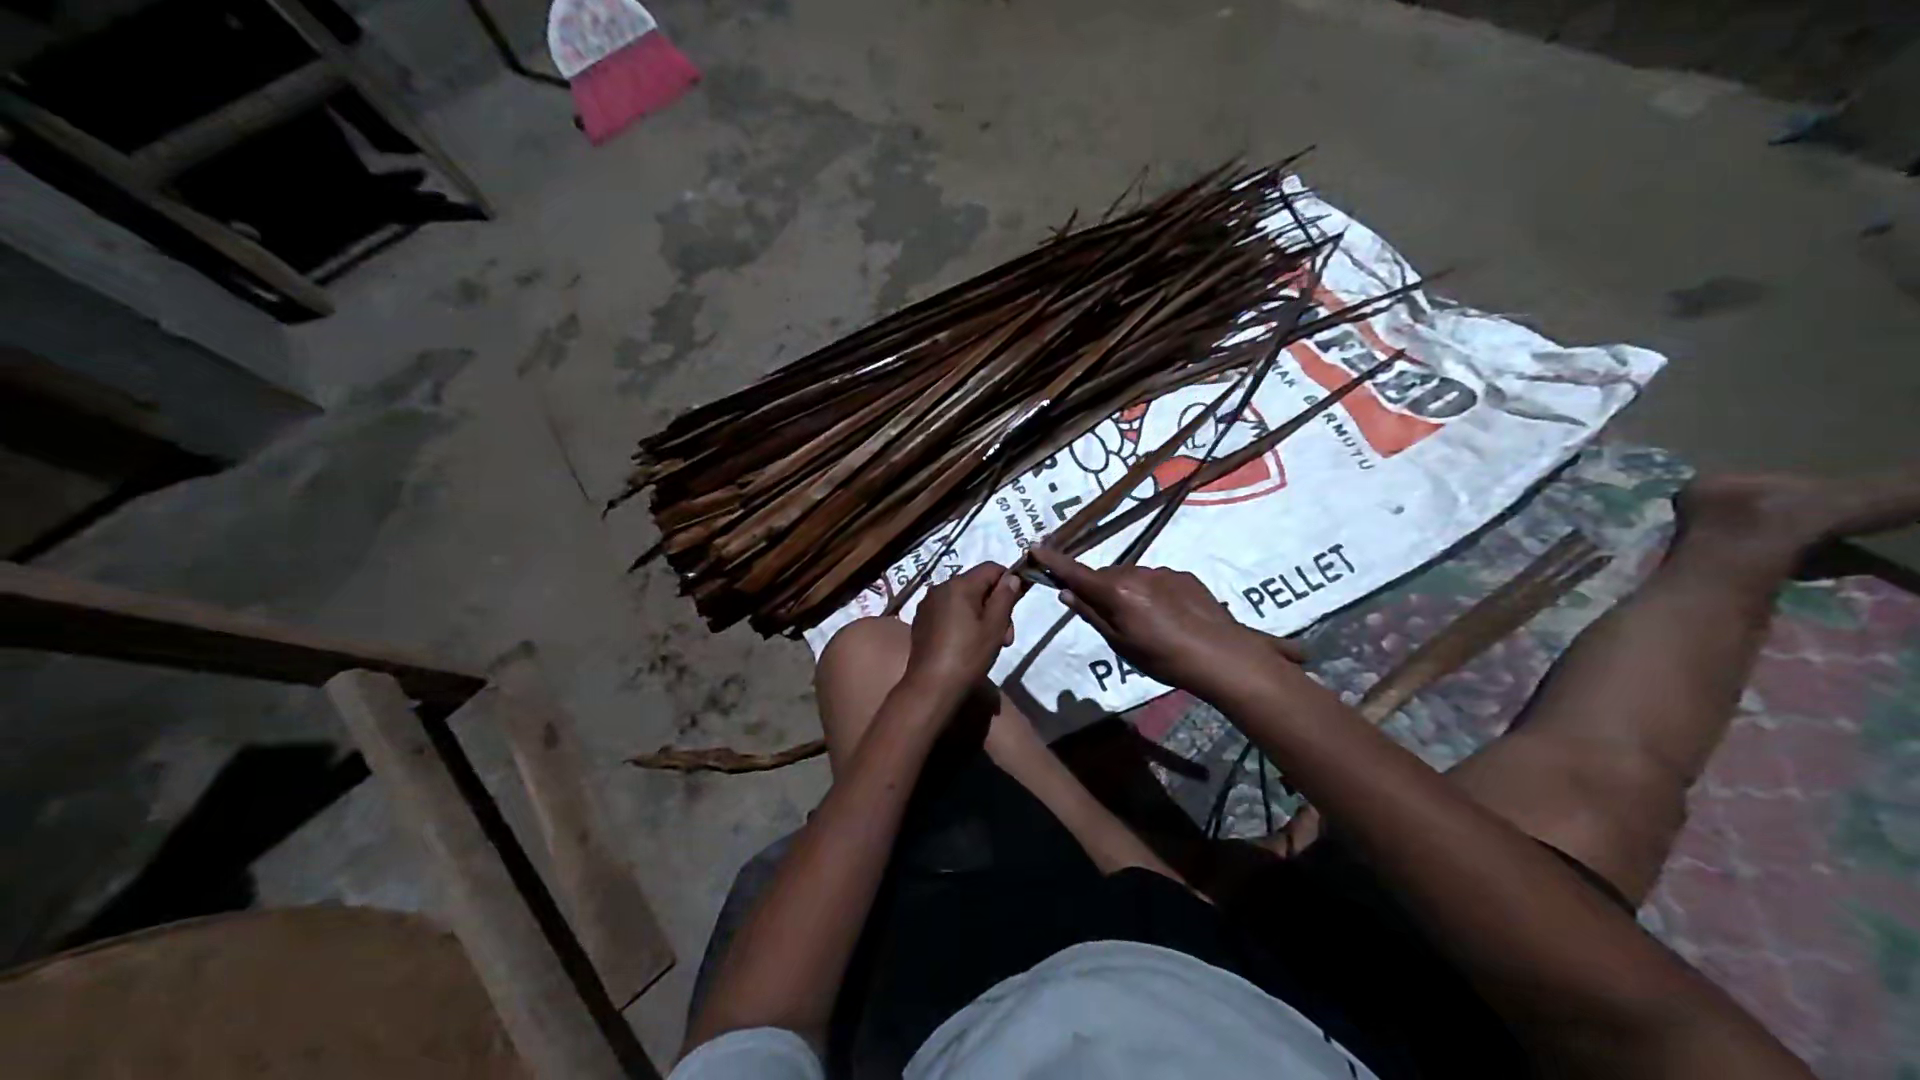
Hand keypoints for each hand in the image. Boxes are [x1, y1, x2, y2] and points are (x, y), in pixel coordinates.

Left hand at [904, 562, 1024, 696]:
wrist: (931, 687)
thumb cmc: (967, 656)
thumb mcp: (994, 626)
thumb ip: (1005, 597)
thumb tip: (1011, 577)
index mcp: (958, 585)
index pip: (991, 568)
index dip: (1008, 581)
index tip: (1016, 606)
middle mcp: (940, 588)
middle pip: (977, 585)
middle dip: (995, 605)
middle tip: (1005, 636)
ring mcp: (927, 604)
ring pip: (963, 600)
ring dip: (980, 615)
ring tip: (988, 644)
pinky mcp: (921, 620)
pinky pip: (948, 611)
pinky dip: (962, 621)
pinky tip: (966, 644)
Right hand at [1026, 546, 1303, 693]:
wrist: (1221, 656)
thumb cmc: (1163, 658)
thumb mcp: (1120, 644)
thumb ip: (1092, 615)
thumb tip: (1067, 593)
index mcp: (1116, 592)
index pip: (1075, 572)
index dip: (1053, 561)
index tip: (1034, 547)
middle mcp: (1137, 573)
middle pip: (1105, 576)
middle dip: (1099, 588)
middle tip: (1107, 617)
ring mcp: (1163, 572)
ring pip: (1131, 577)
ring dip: (1127, 592)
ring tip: (1144, 623)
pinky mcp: (1184, 576)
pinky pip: (1156, 580)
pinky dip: (1152, 593)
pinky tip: (1168, 617)